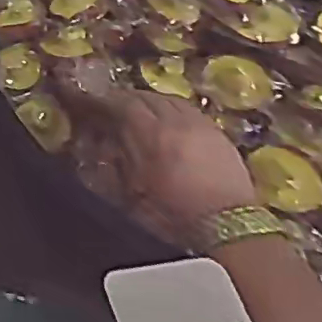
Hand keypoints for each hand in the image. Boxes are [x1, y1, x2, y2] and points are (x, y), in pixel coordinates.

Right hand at [79, 88, 256, 246]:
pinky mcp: (217, 131)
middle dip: (126, 98)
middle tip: (113, 105)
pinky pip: (188, 108)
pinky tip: (170, 119)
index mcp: (152, 134)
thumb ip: (120, 156)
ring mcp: (198, 124)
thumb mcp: (136, 188)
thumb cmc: (176, 212)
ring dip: (150, 100)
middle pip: (146, 96)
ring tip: (142, 109)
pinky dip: (172, 107)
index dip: (104, 101)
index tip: (92, 102)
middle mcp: (175, 121)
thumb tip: (105, 139)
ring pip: (168, 98)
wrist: (230, 225)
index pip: (123, 104)